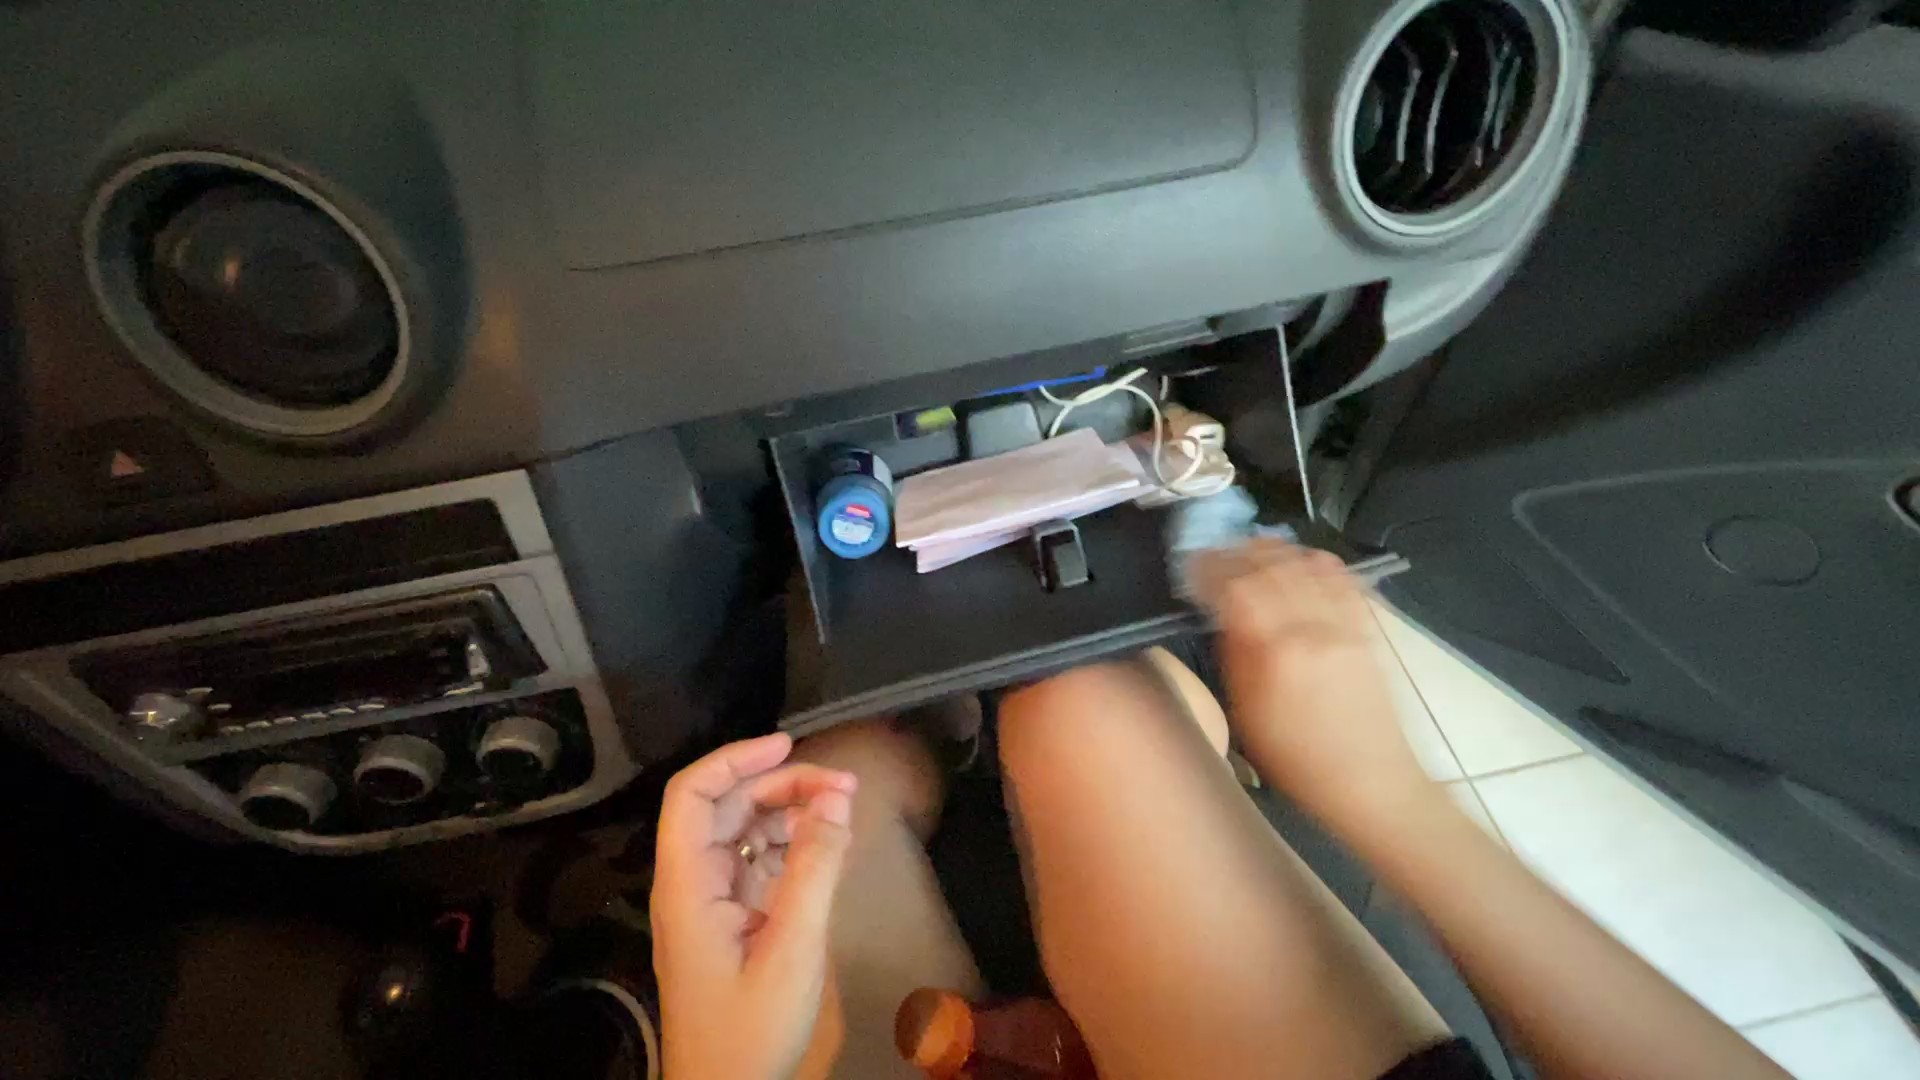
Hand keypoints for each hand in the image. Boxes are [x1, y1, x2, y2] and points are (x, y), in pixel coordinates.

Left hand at [650, 733, 857, 1079]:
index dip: (735, 760)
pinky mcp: (736, 916)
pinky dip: (795, 841)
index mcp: (687, 885)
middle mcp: (694, 882)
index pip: (691, 795)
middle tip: (843, 787)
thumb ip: (815, 868)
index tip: (788, 746)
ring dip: (793, 809)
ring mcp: (714, 899)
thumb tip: (837, 797)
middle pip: (728, 805)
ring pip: (747, 828)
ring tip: (844, 807)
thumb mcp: (791, 948)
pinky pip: (762, 858)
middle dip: (783, 784)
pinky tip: (828, 841)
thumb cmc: (750, 1032)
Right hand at [1189, 541, 1439, 835]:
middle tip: (1216, 552)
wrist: (1370, 783)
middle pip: (1270, 567)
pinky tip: (1301, 558)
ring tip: (1253, 548)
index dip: (1211, 568)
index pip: (1236, 586)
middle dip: (1238, 552)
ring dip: (1276, 550)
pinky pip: (1344, 580)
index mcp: (1274, 652)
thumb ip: (1234, 656)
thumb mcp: (1245, 714)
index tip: (1193, 565)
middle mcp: (1311, 629)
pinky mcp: (1367, 631)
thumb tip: (1220, 616)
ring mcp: (1344, 626)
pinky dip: (1319, 561)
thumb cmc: (1295, 759)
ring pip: (1306, 565)